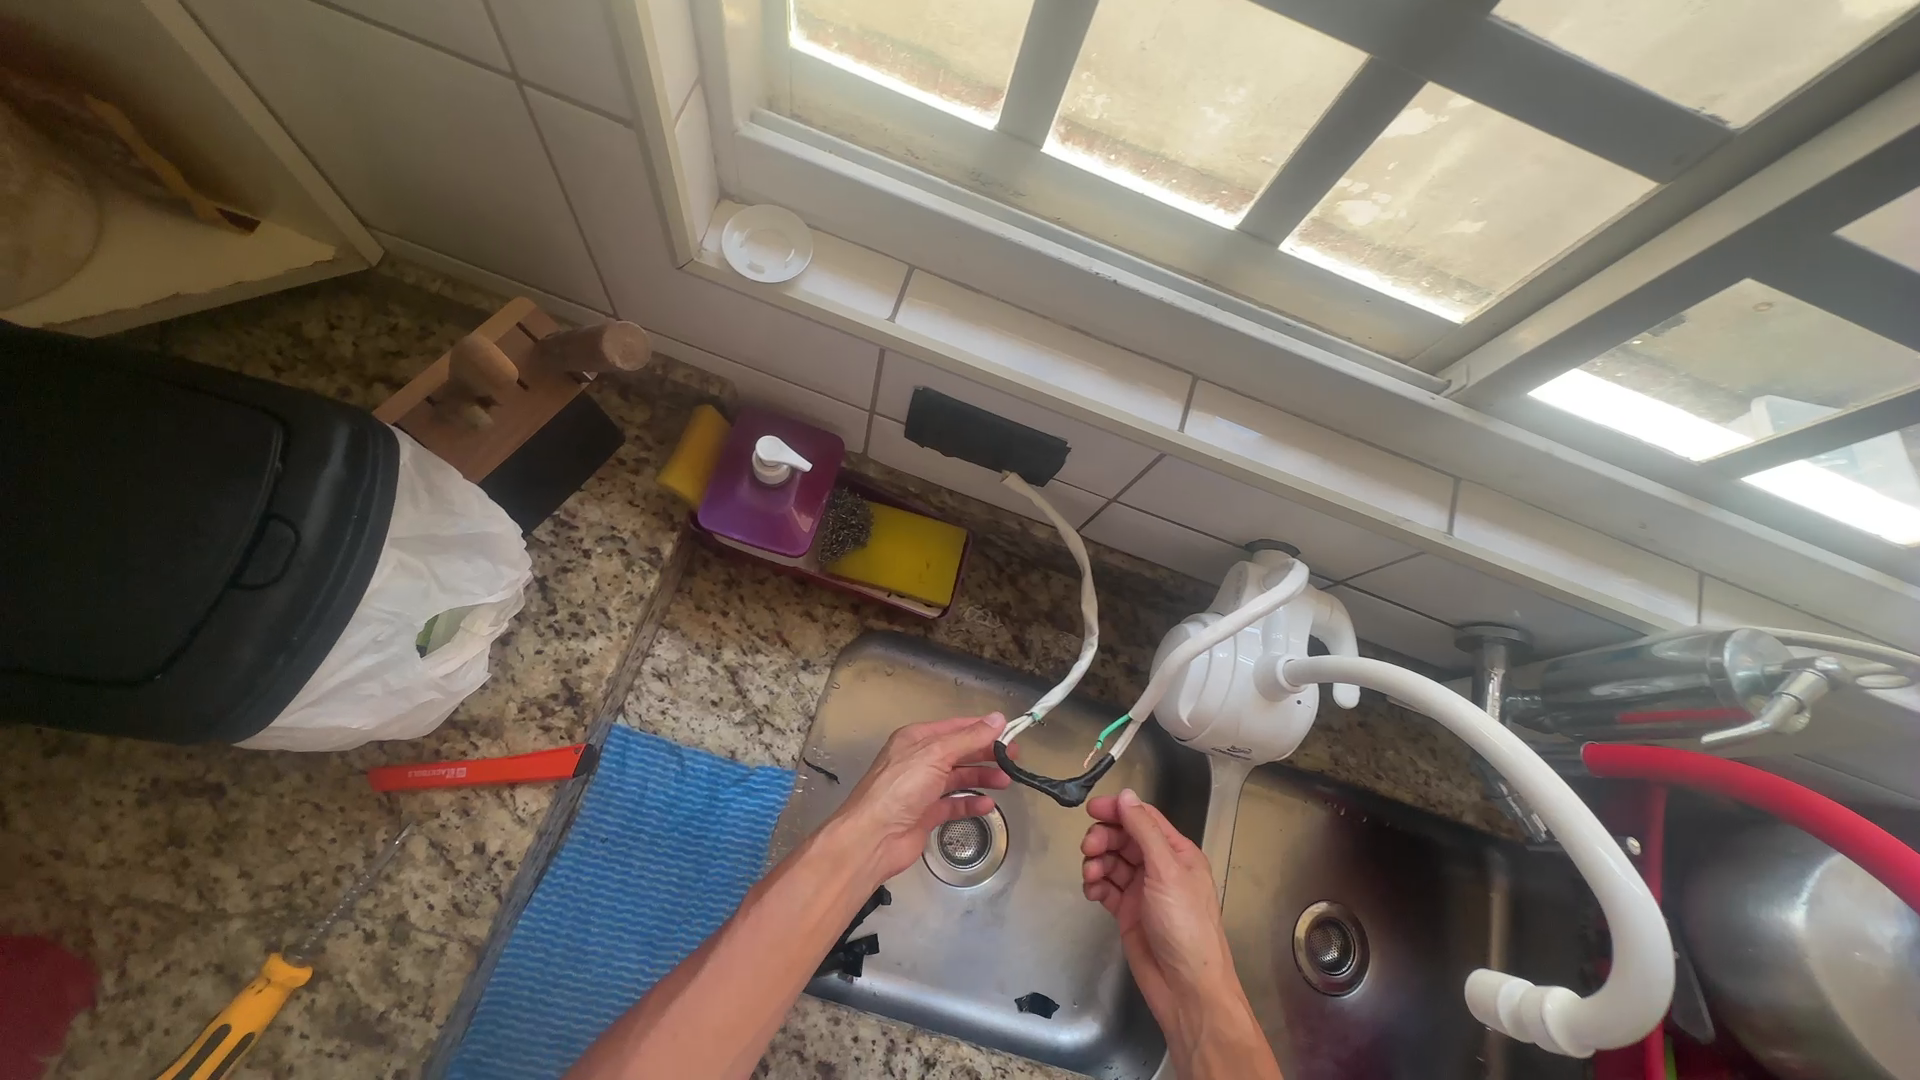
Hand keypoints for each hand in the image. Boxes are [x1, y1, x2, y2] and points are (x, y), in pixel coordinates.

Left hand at [828, 713, 1012, 885]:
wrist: (873, 837)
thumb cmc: (900, 788)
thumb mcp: (936, 754)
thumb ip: (969, 738)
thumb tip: (997, 719)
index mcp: (916, 739)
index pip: (955, 728)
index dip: (982, 729)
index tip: (1009, 733)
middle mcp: (918, 760)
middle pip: (959, 752)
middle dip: (985, 754)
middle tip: (1012, 758)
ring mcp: (921, 789)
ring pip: (958, 778)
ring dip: (982, 777)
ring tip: (1005, 781)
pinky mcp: (925, 814)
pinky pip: (953, 804)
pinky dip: (971, 803)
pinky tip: (987, 805)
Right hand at [1081, 790, 1253, 1056]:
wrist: (1187, 989)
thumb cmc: (1185, 925)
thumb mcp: (1166, 871)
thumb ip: (1144, 830)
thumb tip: (1125, 794)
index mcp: (1177, 853)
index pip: (1143, 818)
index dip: (1118, 810)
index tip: (1091, 809)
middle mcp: (1159, 868)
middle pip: (1124, 839)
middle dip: (1103, 839)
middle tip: (1088, 849)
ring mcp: (1143, 891)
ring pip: (1112, 862)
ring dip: (1097, 863)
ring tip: (1090, 877)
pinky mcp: (1128, 912)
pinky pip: (1106, 888)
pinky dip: (1096, 885)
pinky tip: (1092, 892)